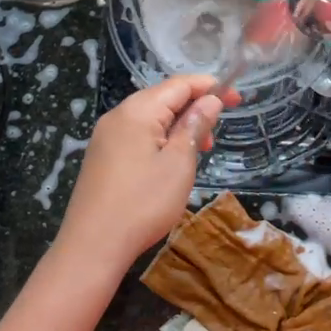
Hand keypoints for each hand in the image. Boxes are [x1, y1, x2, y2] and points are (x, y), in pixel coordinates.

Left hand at [58, 76, 233, 271]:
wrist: (93, 245)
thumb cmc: (144, 203)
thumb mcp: (179, 163)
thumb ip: (195, 126)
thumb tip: (209, 100)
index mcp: (137, 110)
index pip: (179, 84)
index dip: (210, 87)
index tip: (237, 99)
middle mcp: (118, 115)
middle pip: (162, 98)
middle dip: (193, 109)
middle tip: (216, 135)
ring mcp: (105, 136)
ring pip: (150, 118)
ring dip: (178, 127)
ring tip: (197, 152)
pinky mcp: (102, 156)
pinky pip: (137, 135)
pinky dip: (160, 140)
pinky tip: (169, 163)